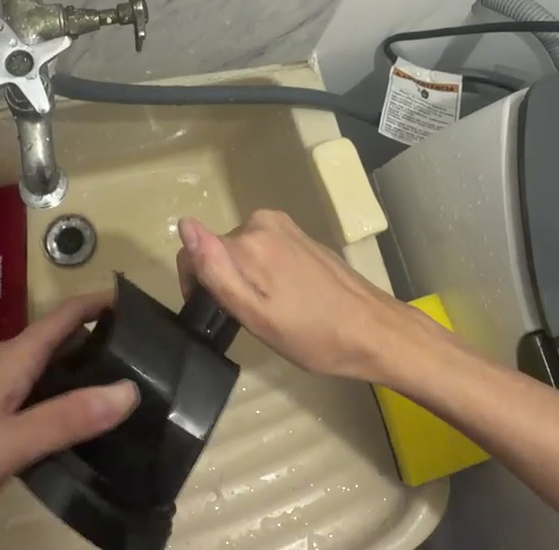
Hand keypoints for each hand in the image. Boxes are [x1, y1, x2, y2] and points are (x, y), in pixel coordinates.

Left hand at [0, 292, 138, 549]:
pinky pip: (31, 391)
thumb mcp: (6, 449)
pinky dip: (60, 393)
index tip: (140, 302)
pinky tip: (74, 421)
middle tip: (146, 351)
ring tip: (122, 383)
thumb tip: (130, 388)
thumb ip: (66, 419)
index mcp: (6, 361)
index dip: (98, 304)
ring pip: (43, 366)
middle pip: (56, 338)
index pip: (62, 317)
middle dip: (97, 336)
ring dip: (79, 366)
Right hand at [175, 210, 435, 386]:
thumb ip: (216, 270)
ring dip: (246, 278)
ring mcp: (284, 226)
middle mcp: (262, 222)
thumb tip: (184, 224)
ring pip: (241, 251)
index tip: (216, 314)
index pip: (194, 251)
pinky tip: (287, 298)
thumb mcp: (255, 314)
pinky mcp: (300, 235)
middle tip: (252, 318)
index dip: (196, 285)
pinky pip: (263, 249)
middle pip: (219, 250)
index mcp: (248, 241)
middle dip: (224, 281)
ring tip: (272, 311)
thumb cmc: (312, 335)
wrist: (374, 331)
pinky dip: (264, 272)